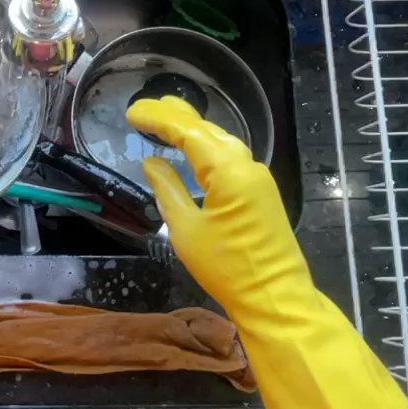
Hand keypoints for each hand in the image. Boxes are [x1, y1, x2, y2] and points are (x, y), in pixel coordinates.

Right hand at [127, 95, 407, 408]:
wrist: (274, 298)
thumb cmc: (226, 268)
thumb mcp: (185, 229)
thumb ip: (167, 189)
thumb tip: (153, 162)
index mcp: (228, 172)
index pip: (189, 132)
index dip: (159, 119)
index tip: (132, 113)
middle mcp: (247, 166)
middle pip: (208, 130)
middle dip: (175, 117)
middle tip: (143, 111)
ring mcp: (257, 178)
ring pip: (220, 141)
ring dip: (191, 129)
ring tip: (162, 121)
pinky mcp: (259, 191)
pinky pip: (228, 156)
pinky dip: (204, 146)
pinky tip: (190, 148)